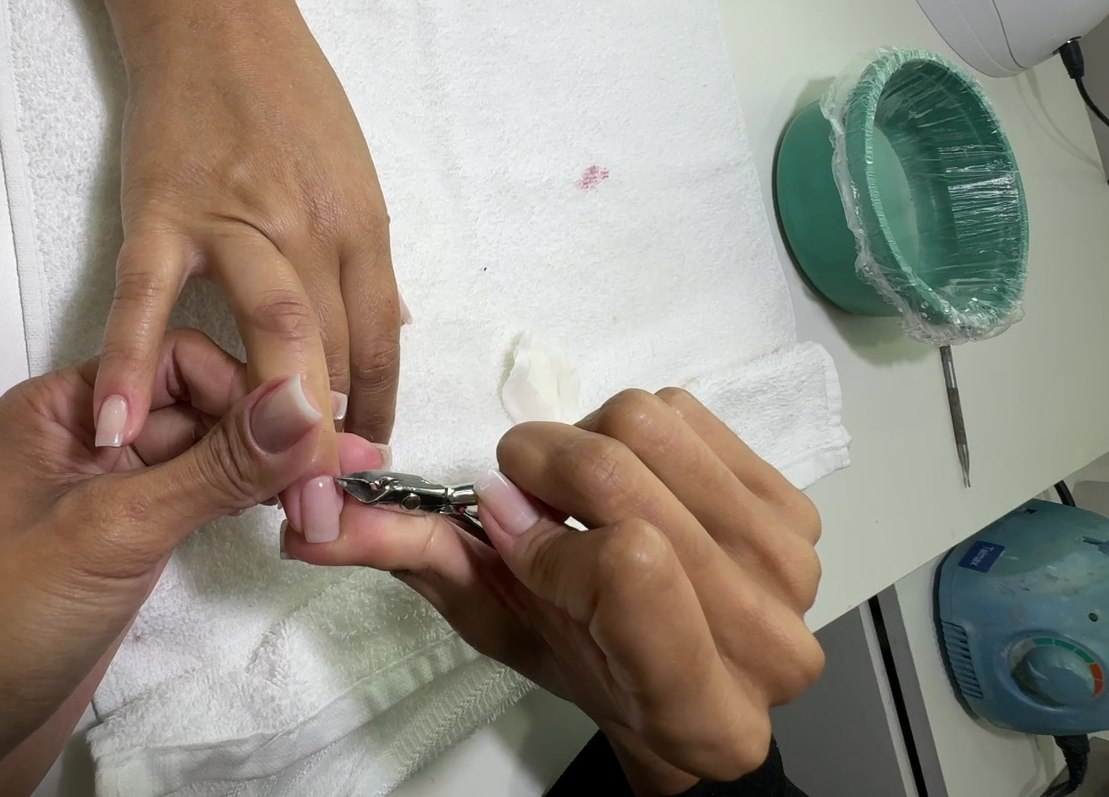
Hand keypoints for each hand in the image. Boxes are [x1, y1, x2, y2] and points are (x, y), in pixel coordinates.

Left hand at [0, 332, 386, 796]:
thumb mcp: (111, 531)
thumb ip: (215, 466)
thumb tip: (304, 403)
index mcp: (67, 407)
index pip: (177, 363)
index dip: (245, 388)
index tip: (309, 430)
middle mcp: (94, 437)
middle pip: (201, 407)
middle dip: (271, 432)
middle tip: (350, 459)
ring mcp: (115, 492)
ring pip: (208, 456)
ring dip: (271, 468)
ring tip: (347, 481)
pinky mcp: (132, 542)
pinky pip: (201, 501)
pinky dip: (248, 502)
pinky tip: (298, 505)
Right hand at [59, 0, 403, 498]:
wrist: (217, 21)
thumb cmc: (290, 101)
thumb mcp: (352, 177)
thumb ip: (363, 262)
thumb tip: (385, 330)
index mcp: (359, 224)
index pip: (380, 339)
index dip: (376, 411)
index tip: (366, 466)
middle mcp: (312, 228)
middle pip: (335, 348)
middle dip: (334, 438)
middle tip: (326, 520)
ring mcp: (237, 219)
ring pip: (272, 328)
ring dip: (269, 420)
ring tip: (260, 504)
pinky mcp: (164, 210)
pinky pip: (152, 295)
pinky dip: (137, 362)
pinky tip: (124, 429)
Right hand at [287, 389, 824, 794]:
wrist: (685, 673)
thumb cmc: (581, 660)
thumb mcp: (493, 624)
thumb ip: (413, 566)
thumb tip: (316, 522)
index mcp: (694, 702)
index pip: (627, 569)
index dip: (544, 533)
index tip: (507, 527)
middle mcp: (764, 634)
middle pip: (625, 478)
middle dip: (545, 467)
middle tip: (529, 493)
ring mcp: (790, 561)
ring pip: (647, 423)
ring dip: (587, 441)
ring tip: (584, 489)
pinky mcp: (792, 503)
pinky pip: (682, 407)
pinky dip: (634, 427)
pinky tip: (633, 475)